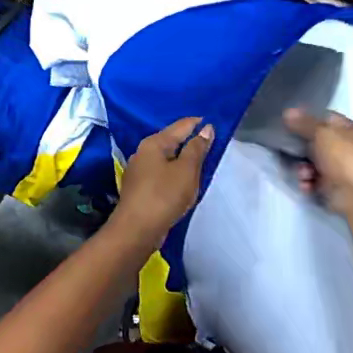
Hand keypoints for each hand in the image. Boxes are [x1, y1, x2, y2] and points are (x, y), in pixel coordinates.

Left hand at [111, 117, 213, 243]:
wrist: (137, 228)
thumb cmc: (164, 195)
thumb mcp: (186, 170)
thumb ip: (196, 148)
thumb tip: (205, 128)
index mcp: (154, 143)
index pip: (180, 126)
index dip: (198, 123)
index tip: (216, 124)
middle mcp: (143, 152)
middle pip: (171, 141)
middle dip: (190, 141)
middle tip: (212, 144)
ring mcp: (139, 170)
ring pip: (166, 158)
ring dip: (182, 158)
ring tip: (201, 162)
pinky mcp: (140, 187)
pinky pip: (161, 173)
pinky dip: (174, 172)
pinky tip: (183, 180)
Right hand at [284, 109, 352, 218]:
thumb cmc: (347, 158)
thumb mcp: (323, 134)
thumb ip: (304, 123)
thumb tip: (288, 111)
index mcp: (350, 130)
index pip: (325, 118)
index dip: (306, 119)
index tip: (285, 121)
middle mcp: (346, 148)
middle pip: (315, 143)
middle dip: (299, 148)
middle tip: (286, 149)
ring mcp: (340, 170)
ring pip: (312, 164)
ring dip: (302, 168)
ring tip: (304, 174)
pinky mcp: (334, 189)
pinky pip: (314, 182)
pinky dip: (308, 183)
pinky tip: (307, 186)